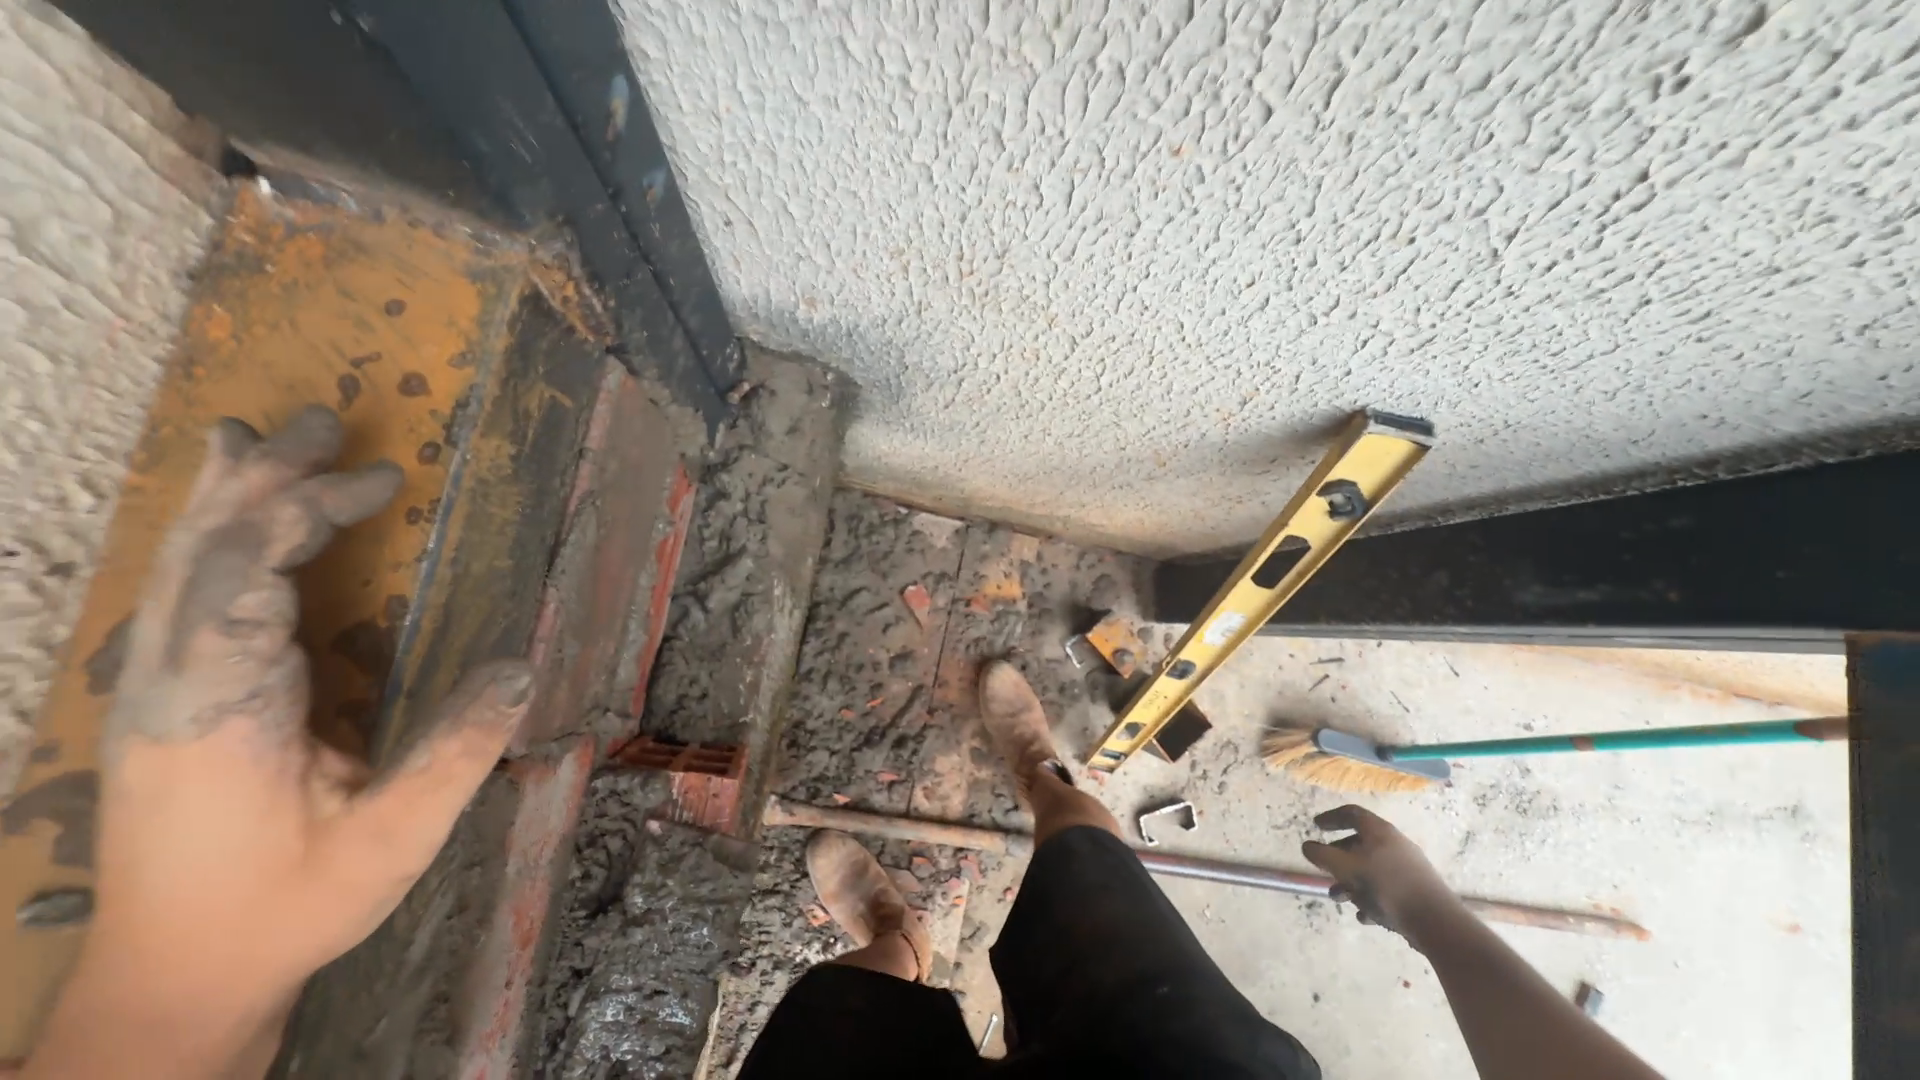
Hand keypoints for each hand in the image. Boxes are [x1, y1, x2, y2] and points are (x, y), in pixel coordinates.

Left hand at [47, 407, 532, 1051]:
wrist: (175, 977)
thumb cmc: (286, 910)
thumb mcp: (390, 842)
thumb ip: (456, 752)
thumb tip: (524, 667)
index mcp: (219, 713)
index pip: (244, 582)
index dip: (303, 516)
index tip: (382, 480)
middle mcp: (169, 687)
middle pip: (202, 555)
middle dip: (263, 483)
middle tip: (320, 423)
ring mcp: (153, 693)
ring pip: (179, 569)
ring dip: (227, 500)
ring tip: (255, 438)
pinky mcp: (164, 703)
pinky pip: (182, 599)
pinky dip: (211, 544)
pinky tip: (229, 521)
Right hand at [1302, 805, 1462, 946]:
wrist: (1437, 922)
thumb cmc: (1386, 888)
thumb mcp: (1345, 869)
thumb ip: (1322, 855)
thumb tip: (1308, 846)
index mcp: (1379, 832)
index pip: (1351, 813)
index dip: (1331, 817)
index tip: (1316, 826)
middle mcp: (1395, 844)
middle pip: (1360, 843)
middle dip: (1338, 858)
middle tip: (1325, 869)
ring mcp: (1408, 867)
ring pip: (1371, 868)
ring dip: (1351, 881)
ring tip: (1340, 898)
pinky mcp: (1417, 890)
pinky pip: (1386, 888)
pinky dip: (1370, 897)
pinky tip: (1364, 915)